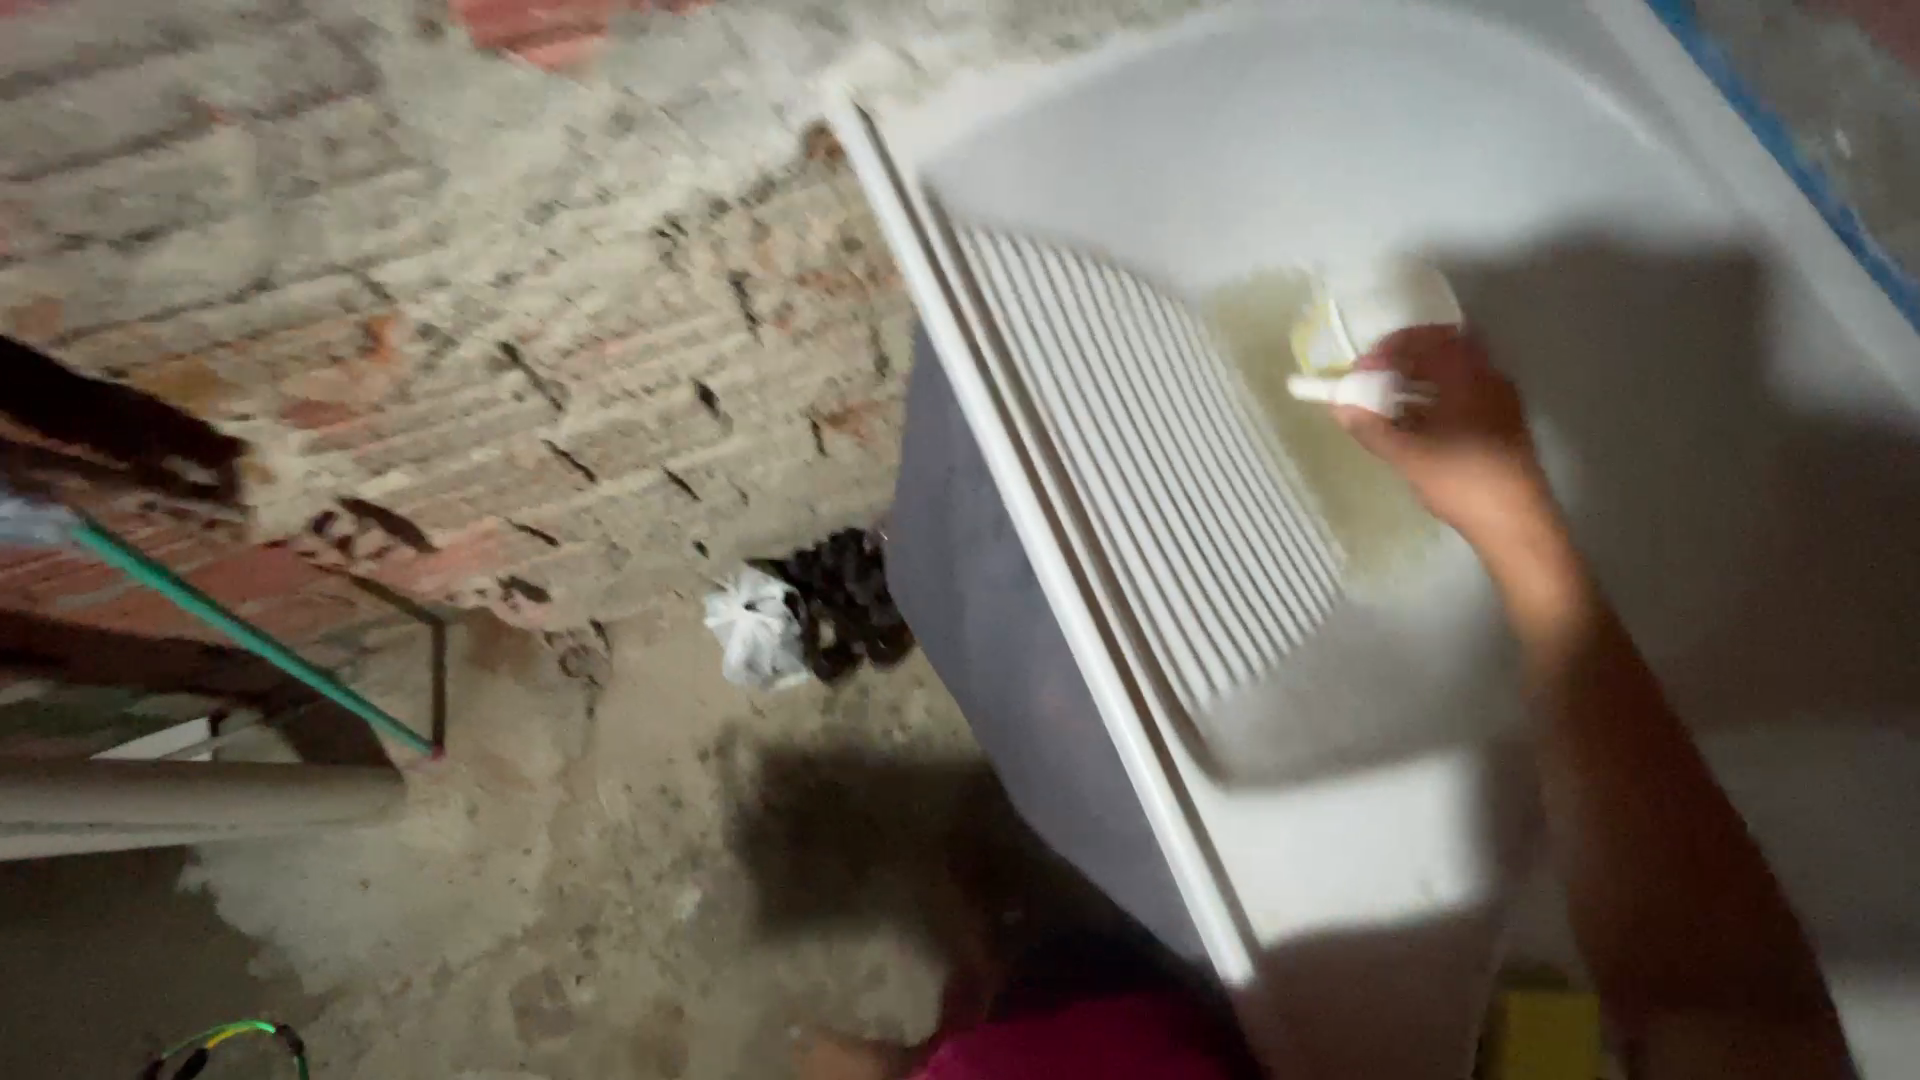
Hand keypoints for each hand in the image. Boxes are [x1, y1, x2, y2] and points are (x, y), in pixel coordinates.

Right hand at [1332, 326, 1560, 554]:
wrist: (1515, 521)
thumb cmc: (1462, 481)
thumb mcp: (1408, 456)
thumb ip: (1371, 428)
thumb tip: (1340, 406)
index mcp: (1470, 380)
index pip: (1430, 341)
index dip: (1391, 348)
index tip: (1362, 368)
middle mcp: (1490, 381)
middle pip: (1445, 352)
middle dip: (1405, 360)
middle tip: (1374, 377)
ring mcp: (1498, 402)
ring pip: (1454, 375)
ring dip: (1417, 380)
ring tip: (1386, 401)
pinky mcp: (1499, 424)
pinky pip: (1462, 395)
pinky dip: (1433, 399)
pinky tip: (1412, 423)